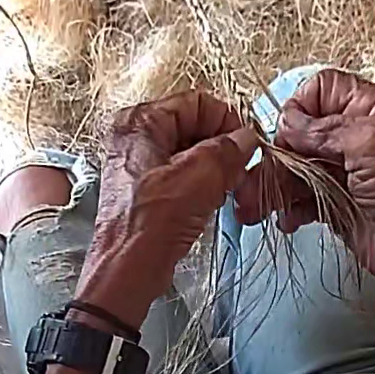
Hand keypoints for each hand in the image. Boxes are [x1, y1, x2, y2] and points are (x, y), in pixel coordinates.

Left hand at [80, 91, 257, 328]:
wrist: (127, 270)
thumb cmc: (152, 223)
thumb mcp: (200, 176)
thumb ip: (228, 150)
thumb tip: (247, 139)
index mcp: (141, 121)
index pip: (198, 103)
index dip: (227, 122)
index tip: (245, 147)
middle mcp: (134, 139)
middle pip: (194, 129)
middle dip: (221, 151)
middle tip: (237, 175)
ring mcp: (137, 168)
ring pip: (190, 157)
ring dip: (213, 174)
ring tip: (220, 194)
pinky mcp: (144, 195)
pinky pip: (181, 180)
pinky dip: (199, 189)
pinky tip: (206, 206)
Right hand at [237, 70, 374, 301]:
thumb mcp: (372, 141)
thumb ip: (325, 130)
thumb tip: (288, 123)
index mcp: (371, 109)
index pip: (321, 91)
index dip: (298, 109)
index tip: (287, 136)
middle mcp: (355, 138)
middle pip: (300, 136)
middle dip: (275, 157)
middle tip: (256, 182)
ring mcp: (344, 175)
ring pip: (295, 172)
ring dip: (273, 188)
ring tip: (254, 208)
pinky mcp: (336, 207)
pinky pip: (301, 203)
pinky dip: (288, 211)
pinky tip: (287, 220)